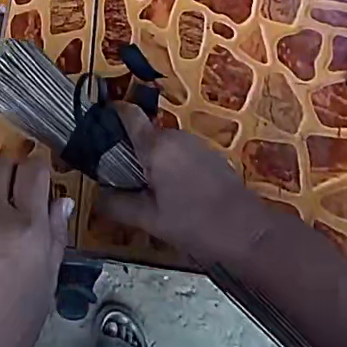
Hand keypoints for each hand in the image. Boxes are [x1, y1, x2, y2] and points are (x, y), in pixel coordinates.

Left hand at [0, 156, 72, 346]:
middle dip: (12, 173)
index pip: (35, 170)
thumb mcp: (47, 283)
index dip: (39, 170)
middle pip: (3, 164)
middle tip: (12, 190)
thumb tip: (61, 202)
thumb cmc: (8, 326)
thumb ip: (55, 236)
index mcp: (26, 230)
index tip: (37, 177)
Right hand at [96, 101, 274, 263]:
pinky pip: (181, 153)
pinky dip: (171, 166)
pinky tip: (175, 193)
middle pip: (144, 134)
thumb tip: (96, 196)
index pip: (128, 114)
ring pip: (163, 145)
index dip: (112, 113)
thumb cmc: (195, 223)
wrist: (250, 233)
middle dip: (132, 151)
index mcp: (156, 145)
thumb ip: (117, 205)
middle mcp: (175, 136)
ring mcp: (196, 144)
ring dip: (153, 161)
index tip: (98, 124)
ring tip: (149, 190)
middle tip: (122, 177)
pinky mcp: (211, 155)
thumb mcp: (150, 220)